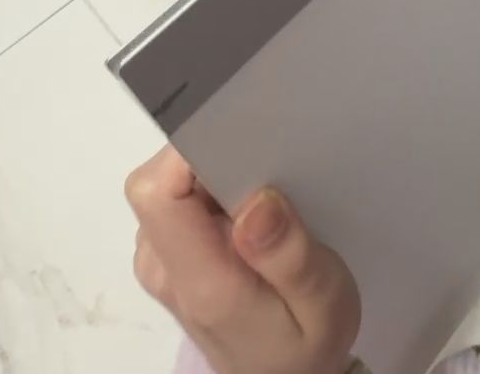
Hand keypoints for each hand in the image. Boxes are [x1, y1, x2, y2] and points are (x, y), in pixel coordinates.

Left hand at [126, 147, 361, 373]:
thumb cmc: (306, 341)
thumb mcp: (321, 305)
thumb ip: (290, 257)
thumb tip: (256, 204)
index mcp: (200, 280)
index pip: (159, 191)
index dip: (191, 150)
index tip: (241, 138)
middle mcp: (163, 266)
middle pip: (161, 179)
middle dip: (212, 157)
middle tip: (269, 171)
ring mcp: (158, 260)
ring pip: (170, 182)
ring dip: (214, 175)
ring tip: (264, 195)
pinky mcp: (165, 253)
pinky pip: (177, 196)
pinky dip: (211, 190)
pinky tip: (246, 210)